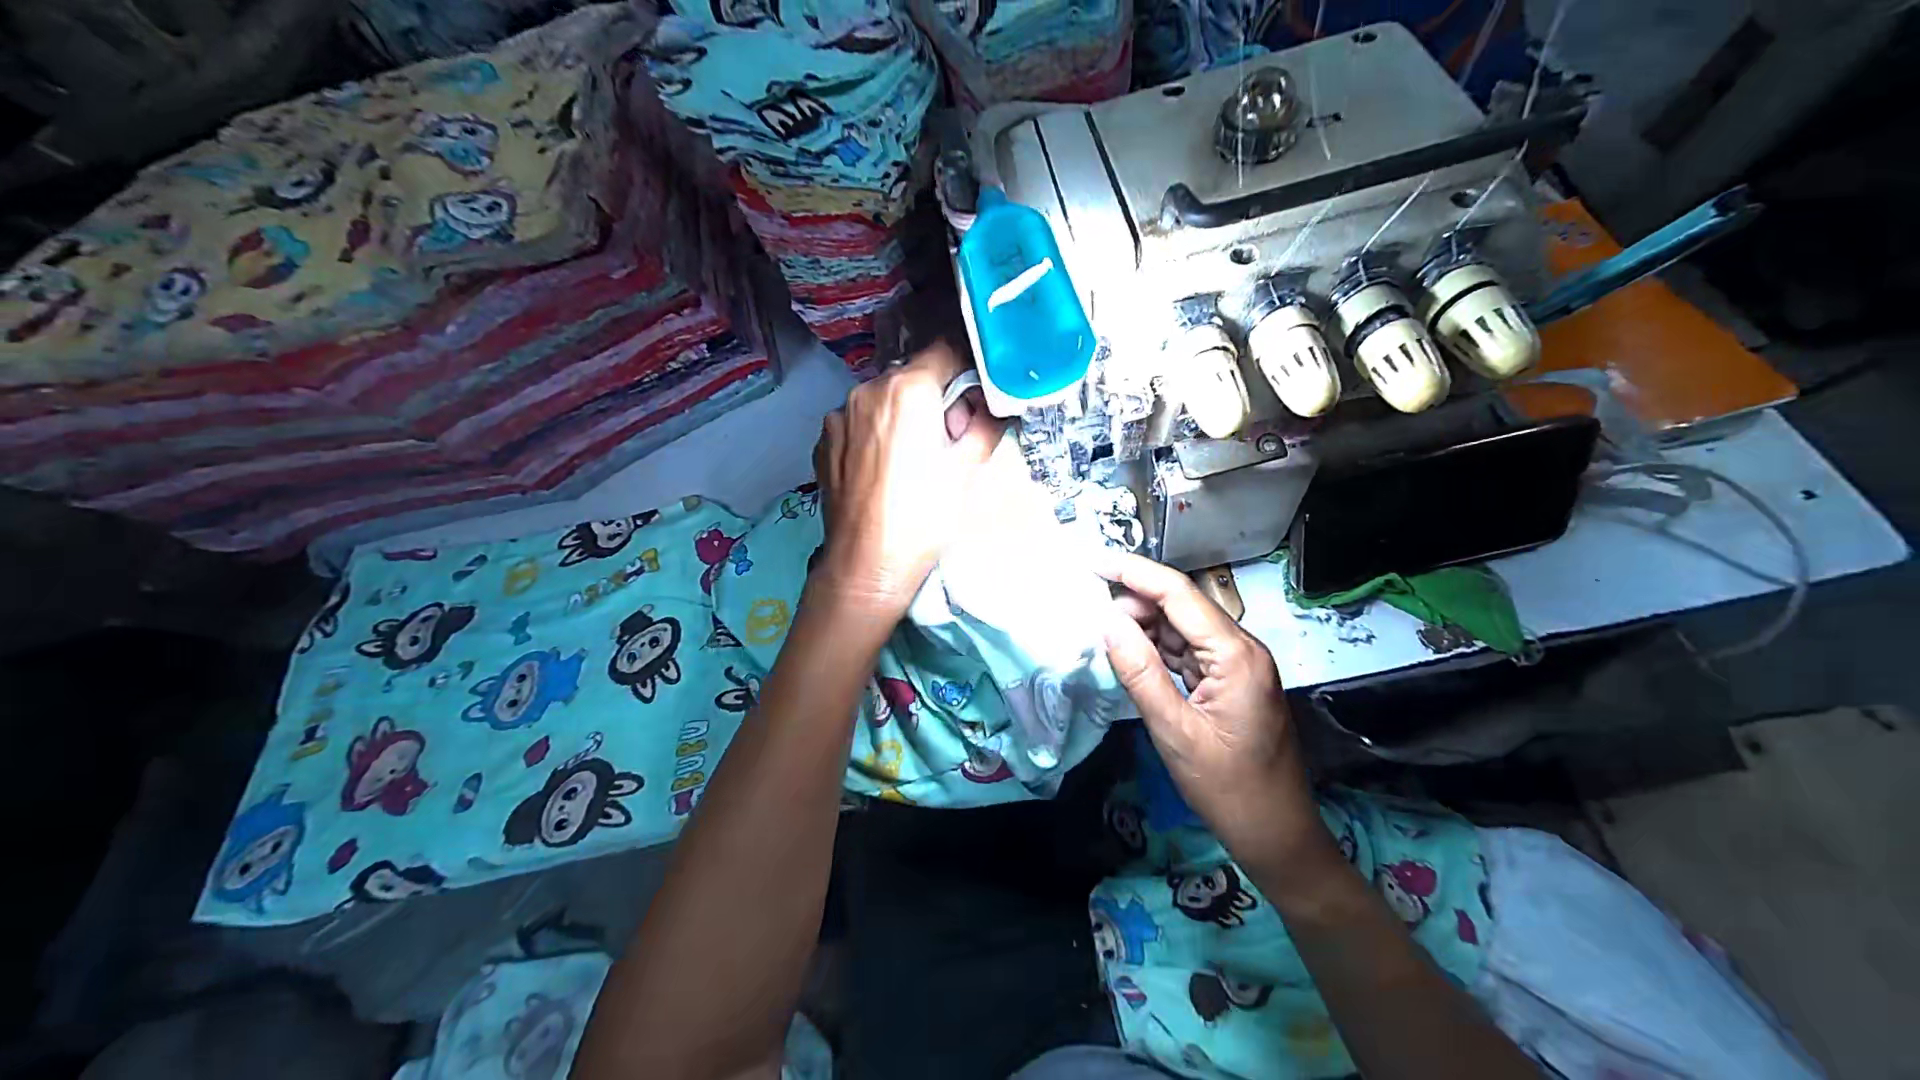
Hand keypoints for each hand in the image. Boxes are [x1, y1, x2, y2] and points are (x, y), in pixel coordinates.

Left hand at [811, 344, 1003, 620]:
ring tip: (911, 462)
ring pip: (883, 400)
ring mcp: (840, 417)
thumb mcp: (967, 469)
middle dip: (934, 398)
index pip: (946, 351)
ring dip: (902, 416)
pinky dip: (875, 435)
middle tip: (946, 441)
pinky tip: (884, 472)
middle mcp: (867, 391)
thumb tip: (991, 405)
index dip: (967, 372)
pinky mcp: (824, 442)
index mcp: (907, 389)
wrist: (867, 564)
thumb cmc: (922, 517)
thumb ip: (985, 423)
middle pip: (912, 376)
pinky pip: (859, 424)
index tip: (974, 400)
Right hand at [1097, 551, 1323, 856]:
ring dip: (1144, 627)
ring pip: (1183, 628)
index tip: (1094, 562)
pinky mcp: (1231, 682)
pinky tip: (1132, 655)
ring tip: (1106, 634)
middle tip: (1093, 615)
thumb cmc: (1229, 788)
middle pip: (1182, 606)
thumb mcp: (1175, 732)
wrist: (1277, 834)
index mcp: (1235, 655)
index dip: (1134, 572)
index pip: (1179, 594)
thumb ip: (1140, 673)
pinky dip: (1158, 650)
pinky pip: (1188, 652)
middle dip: (1136, 603)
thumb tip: (1108, 623)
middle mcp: (1241, 649)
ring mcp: (1238, 665)